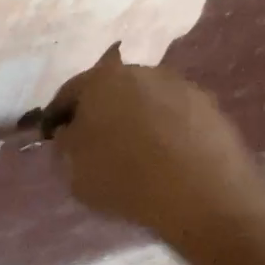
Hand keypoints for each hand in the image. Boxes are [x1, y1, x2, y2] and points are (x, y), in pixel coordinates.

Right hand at [45, 44, 264, 241]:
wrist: (201, 193)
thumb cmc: (125, 177)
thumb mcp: (74, 168)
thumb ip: (66, 143)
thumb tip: (71, 132)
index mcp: (101, 79)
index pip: (68, 94)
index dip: (57, 117)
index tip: (53, 137)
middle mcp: (141, 72)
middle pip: (110, 91)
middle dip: (100, 113)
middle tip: (94, 142)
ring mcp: (180, 86)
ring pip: (146, 101)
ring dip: (136, 119)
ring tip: (135, 152)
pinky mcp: (210, 107)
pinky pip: (175, 117)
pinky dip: (166, 131)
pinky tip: (167, 157)